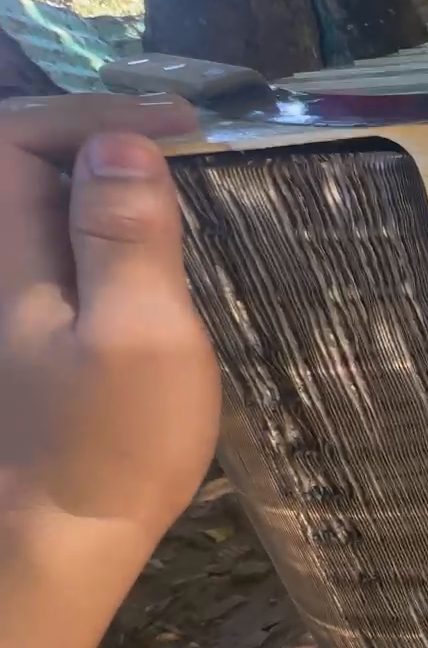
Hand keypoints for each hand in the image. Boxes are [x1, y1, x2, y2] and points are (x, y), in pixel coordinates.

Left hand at [0, 94, 215, 533]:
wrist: (57, 532)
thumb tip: (126, 147)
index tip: (190, 123)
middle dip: (92, 131)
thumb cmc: (110, 436)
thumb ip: (127, 239)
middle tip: (185, 138)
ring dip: (93, 170)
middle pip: (10, 163)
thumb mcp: (139, 333)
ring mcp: (6, 297)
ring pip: (28, 201)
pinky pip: (46, 242)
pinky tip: (144, 230)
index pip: (14, 142)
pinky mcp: (27, 326)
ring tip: (173, 169)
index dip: (99, 115)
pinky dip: (92, 214)